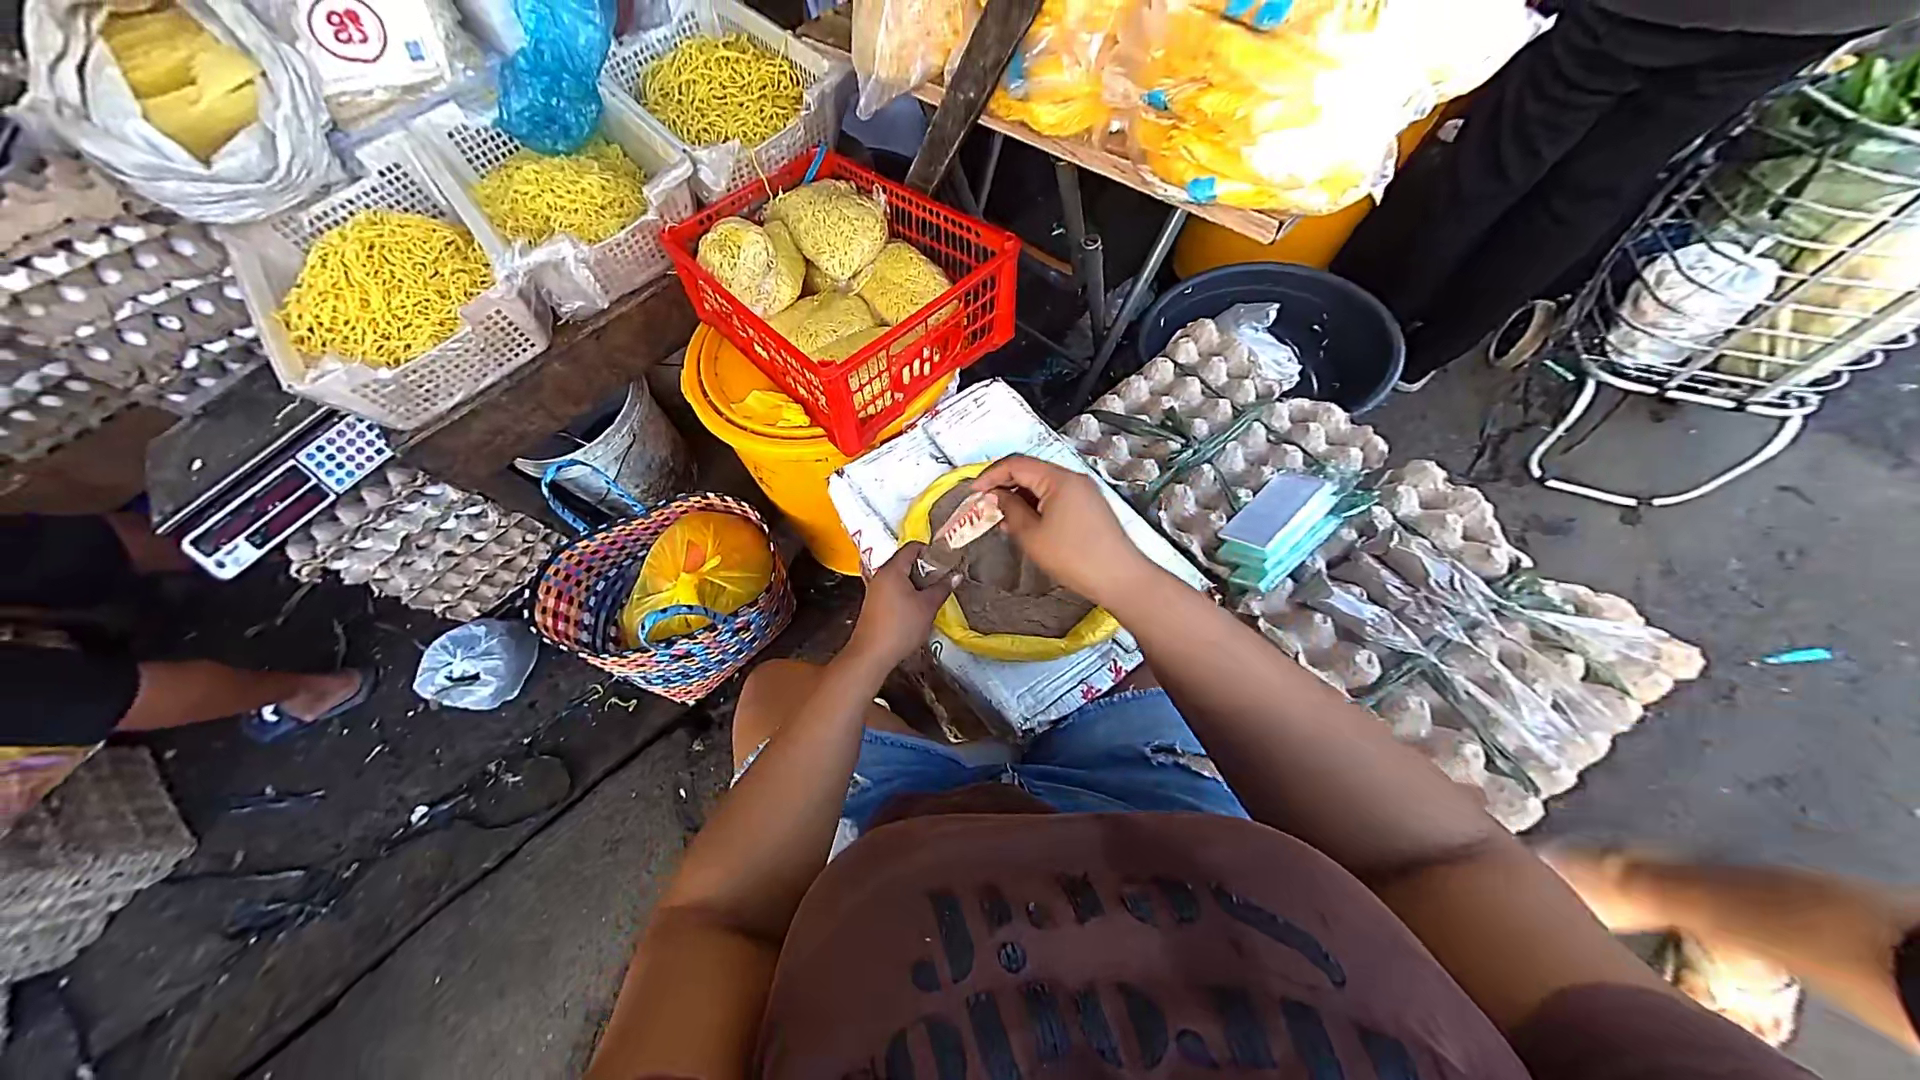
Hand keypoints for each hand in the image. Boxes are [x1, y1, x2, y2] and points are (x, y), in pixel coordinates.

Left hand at [846, 543, 953, 669]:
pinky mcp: (873, 603)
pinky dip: (905, 592)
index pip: (912, 547)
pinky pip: (892, 589)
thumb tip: (956, 575)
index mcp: (892, 569)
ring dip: (915, 582)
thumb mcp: (927, 606)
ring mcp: (874, 589)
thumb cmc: (901, 626)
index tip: (945, 561)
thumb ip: (942, 588)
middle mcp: (880, 575)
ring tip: (932, 593)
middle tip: (941, 578)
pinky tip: (916, 606)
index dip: (930, 550)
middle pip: (904, 561)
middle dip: (924, 568)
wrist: (871, 654)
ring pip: (898, 577)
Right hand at [969, 455, 1159, 607]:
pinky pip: (1055, 497)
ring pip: (1042, 485)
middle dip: (1004, 486)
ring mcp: (1083, 492)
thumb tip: (997, 497)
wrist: (1118, 578)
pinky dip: (1036, 505)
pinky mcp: (1088, 506)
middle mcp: (1073, 479)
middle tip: (985, 504)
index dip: (990, 475)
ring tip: (1002, 518)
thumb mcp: (1032, 535)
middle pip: (1030, 471)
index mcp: (1059, 479)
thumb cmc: (1077, 558)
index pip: (1016, 464)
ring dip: (1020, 497)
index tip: (974, 491)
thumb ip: (1010, 510)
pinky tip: (1025, 524)